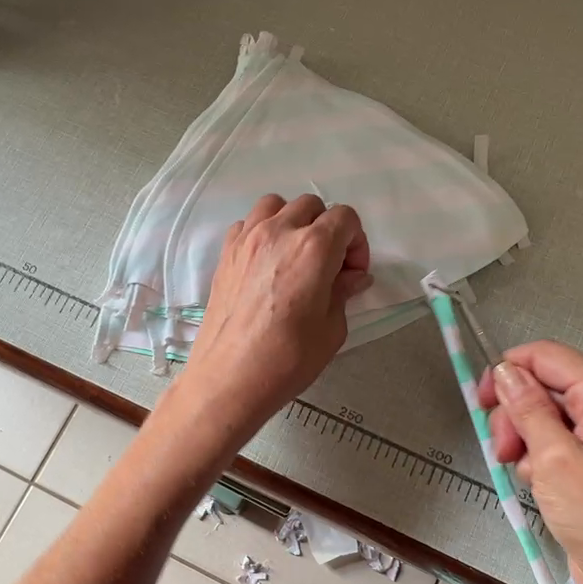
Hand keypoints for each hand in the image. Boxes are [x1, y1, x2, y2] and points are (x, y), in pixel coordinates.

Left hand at [170, 194, 372, 432]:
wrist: (229, 378)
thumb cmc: (287, 359)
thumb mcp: (331, 329)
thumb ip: (343, 293)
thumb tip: (353, 278)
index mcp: (313, 247)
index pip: (346, 218)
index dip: (357, 243)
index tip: (353, 274)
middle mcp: (279, 232)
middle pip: (311, 206)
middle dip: (327, 230)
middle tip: (329, 268)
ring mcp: (247, 239)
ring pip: (276, 205)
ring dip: (292, 223)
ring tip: (295, 257)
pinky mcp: (226, 254)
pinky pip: (247, 224)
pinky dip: (262, 233)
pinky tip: (266, 264)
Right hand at [477, 341, 582, 583]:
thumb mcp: (553, 458)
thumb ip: (527, 408)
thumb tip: (505, 371)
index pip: (546, 356)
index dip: (508, 372)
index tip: (481, 403)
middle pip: (544, 385)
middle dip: (516, 414)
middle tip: (503, 451)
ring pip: (546, 414)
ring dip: (524, 439)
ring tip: (524, 473)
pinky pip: (558, 439)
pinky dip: (540, 456)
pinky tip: (539, 483)